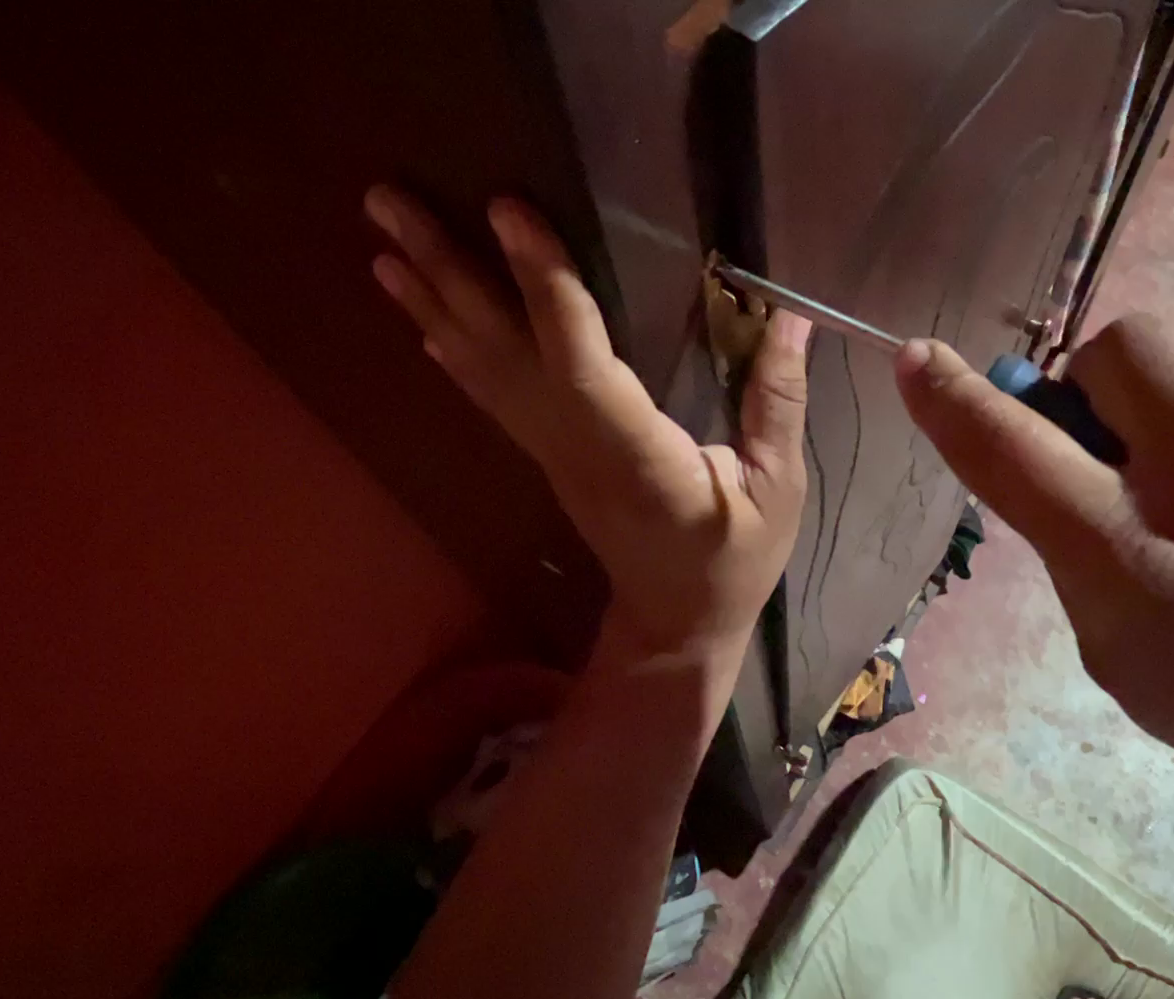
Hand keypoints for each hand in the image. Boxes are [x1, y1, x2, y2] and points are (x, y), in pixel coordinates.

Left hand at [365, 186, 810, 663]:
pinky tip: (422, 317)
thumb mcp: (777, 490)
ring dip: (434, 304)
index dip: (548, 289)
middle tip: (387, 201)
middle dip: (450, 276)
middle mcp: (579, 451)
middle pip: (507, 357)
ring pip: (486, 372)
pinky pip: (493, 398)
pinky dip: (455, 352)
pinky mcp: (550, 459)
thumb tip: (790, 316)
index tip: (508, 211)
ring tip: (382, 242)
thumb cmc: (732, 561)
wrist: (674, 622)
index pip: (582, 365)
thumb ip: (779, 404)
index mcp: (640, 458)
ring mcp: (554, 456)